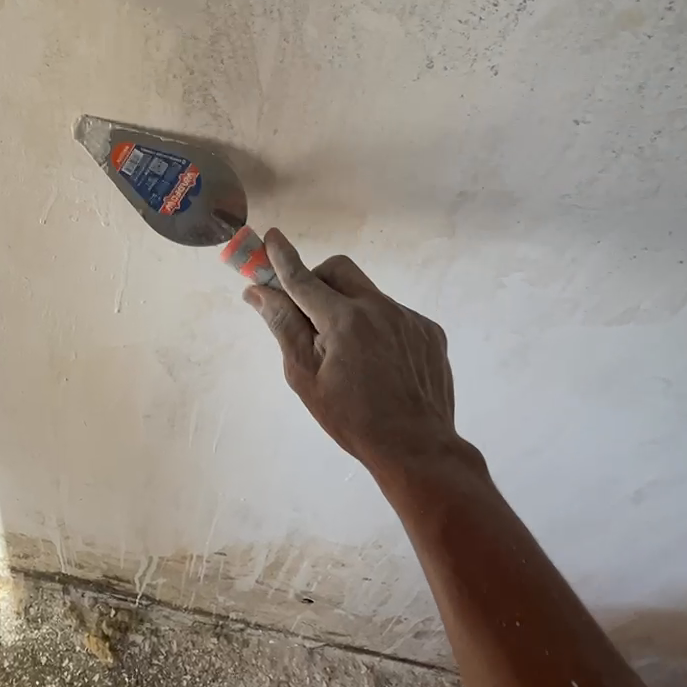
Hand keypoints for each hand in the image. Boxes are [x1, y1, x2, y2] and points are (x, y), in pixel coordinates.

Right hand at [244, 229, 456, 471]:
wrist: (418, 449)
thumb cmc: (350, 418)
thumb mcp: (304, 376)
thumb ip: (283, 326)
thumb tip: (258, 292)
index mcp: (344, 320)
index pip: (302, 279)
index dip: (282, 257)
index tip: (271, 237)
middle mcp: (379, 308)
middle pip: (339, 269)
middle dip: (318, 279)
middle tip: (308, 311)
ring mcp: (408, 318)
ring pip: (366, 293)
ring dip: (347, 307)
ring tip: (349, 352)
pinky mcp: (429, 331)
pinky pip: (392, 313)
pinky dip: (375, 326)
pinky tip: (377, 362)